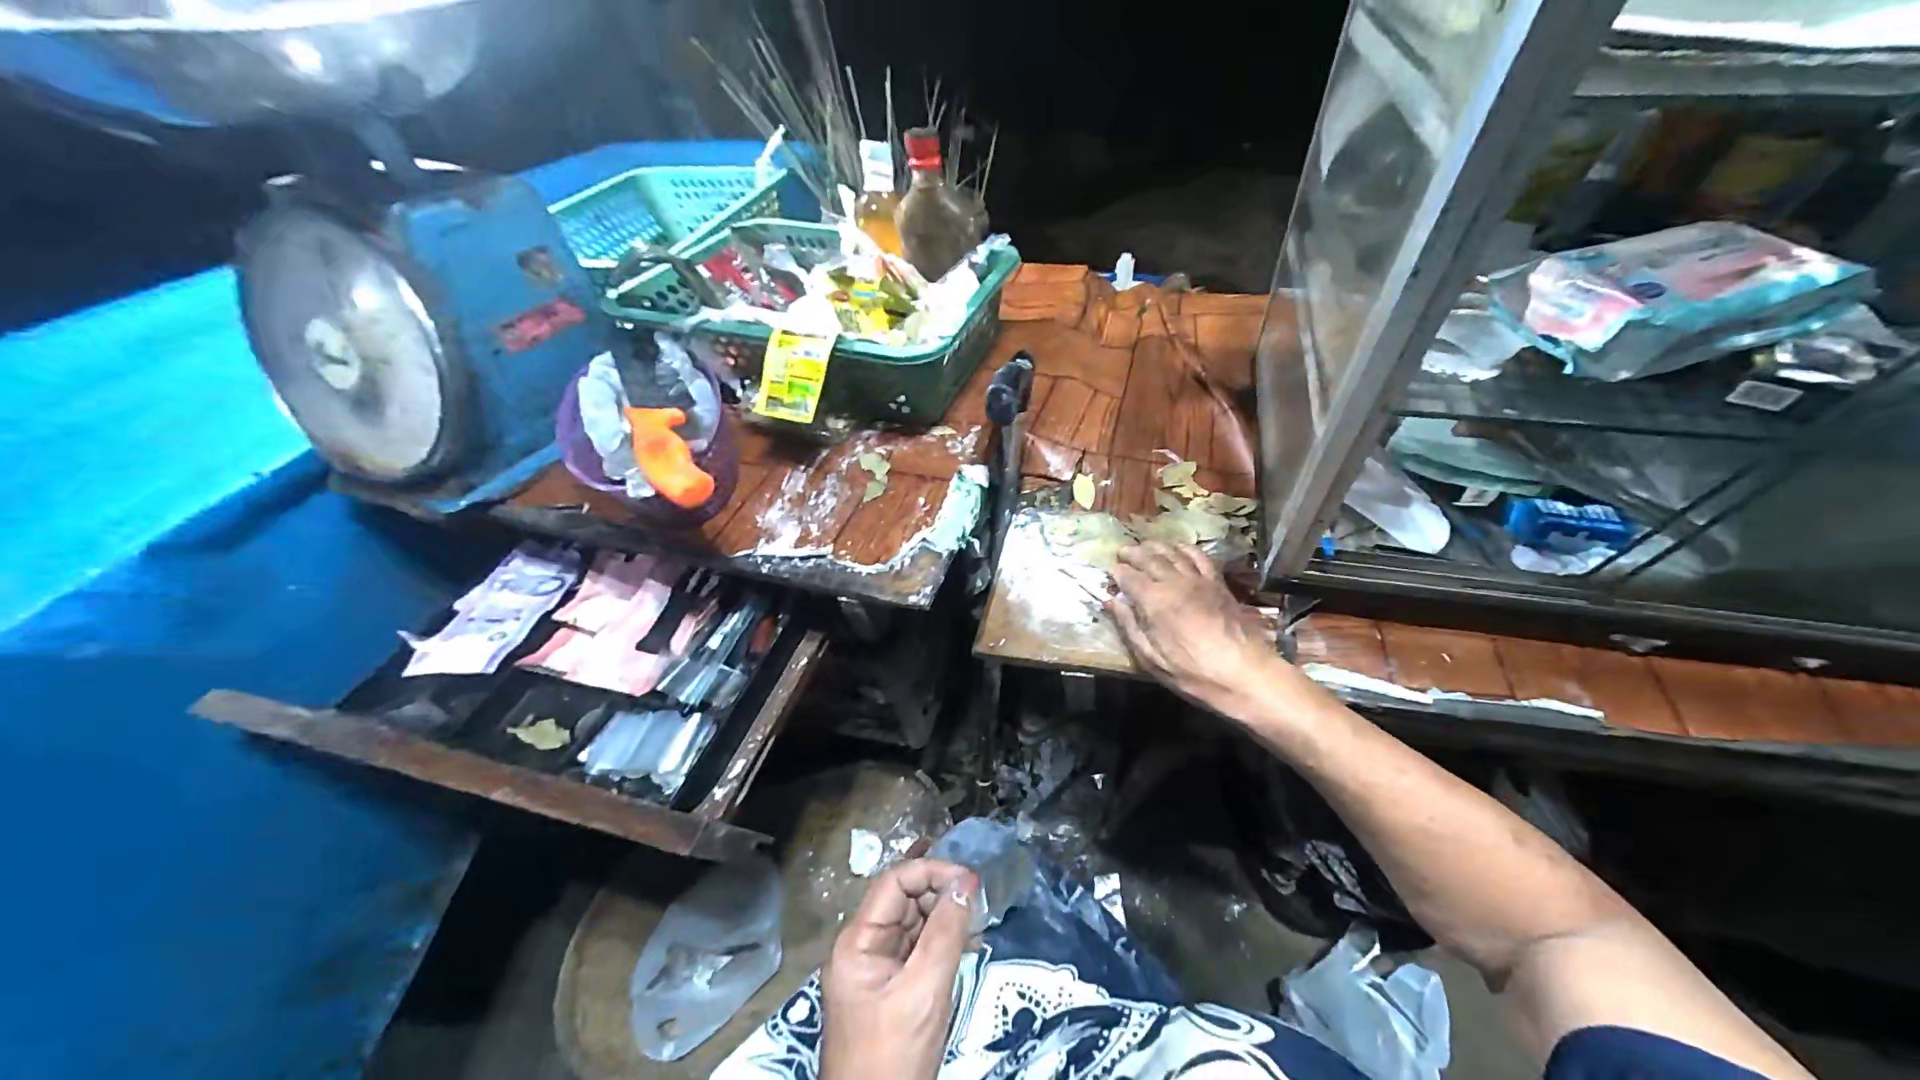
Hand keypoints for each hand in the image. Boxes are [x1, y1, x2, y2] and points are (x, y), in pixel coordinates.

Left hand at [820, 858, 977, 1079]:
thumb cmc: (894, 1054)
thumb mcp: (926, 990)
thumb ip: (946, 933)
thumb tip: (966, 882)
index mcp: (857, 940)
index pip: (894, 882)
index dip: (931, 872)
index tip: (969, 880)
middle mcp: (862, 945)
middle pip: (903, 900)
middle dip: (940, 893)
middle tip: (979, 900)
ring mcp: (874, 967)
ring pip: (912, 923)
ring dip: (944, 917)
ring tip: (978, 919)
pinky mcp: (889, 986)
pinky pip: (916, 949)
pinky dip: (941, 942)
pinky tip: (968, 942)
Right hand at [1107, 541, 1287, 715]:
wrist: (1244, 672)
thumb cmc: (1192, 671)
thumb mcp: (1151, 658)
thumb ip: (1129, 626)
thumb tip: (1112, 603)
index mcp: (1154, 601)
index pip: (1129, 576)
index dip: (1117, 572)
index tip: (1110, 572)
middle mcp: (1174, 582)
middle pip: (1149, 558)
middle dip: (1133, 553)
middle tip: (1122, 552)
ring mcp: (1199, 579)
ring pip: (1172, 553)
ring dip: (1156, 546)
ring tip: (1145, 546)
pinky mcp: (1217, 583)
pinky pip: (1200, 557)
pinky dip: (1186, 549)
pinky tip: (1179, 548)